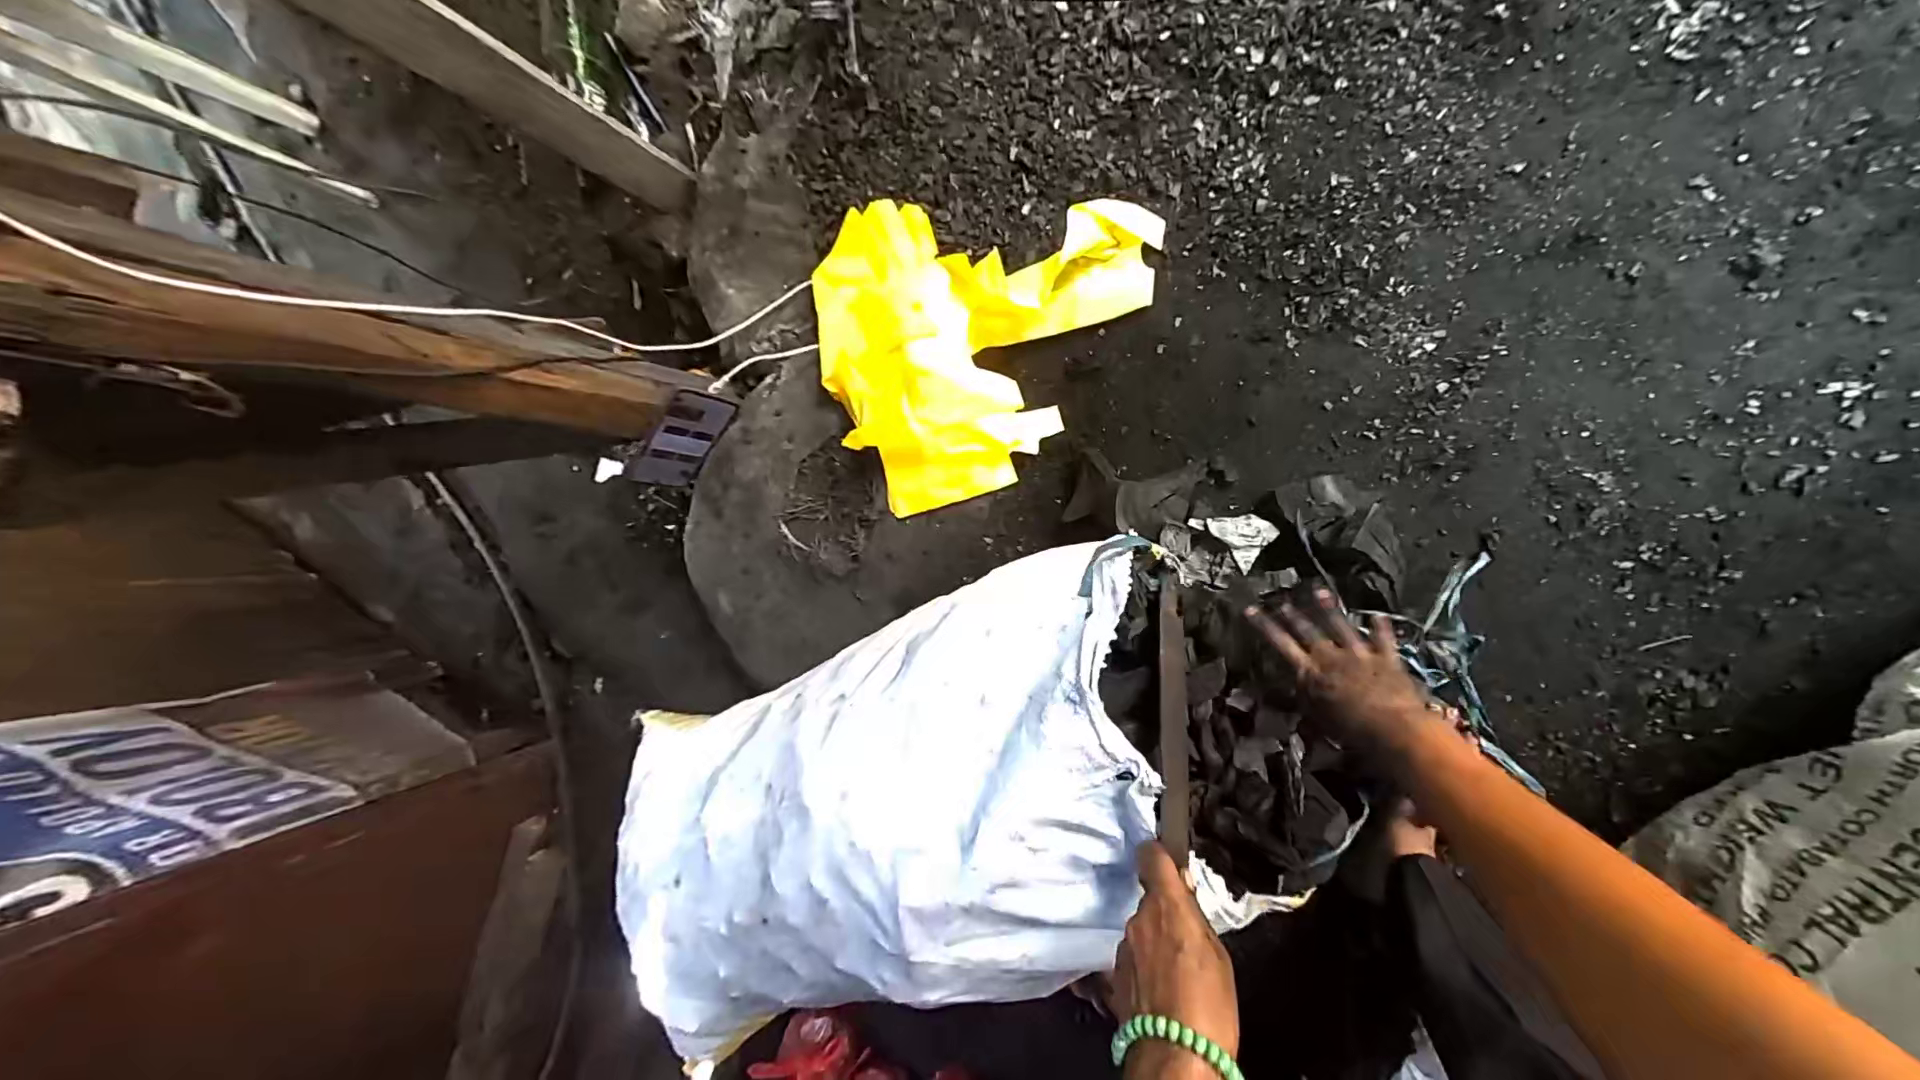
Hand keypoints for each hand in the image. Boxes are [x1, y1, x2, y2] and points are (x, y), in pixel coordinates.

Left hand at [1112, 842, 1237, 1075]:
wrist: (1175, 1055)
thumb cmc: (1210, 1005)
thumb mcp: (1218, 956)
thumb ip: (1196, 920)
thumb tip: (1183, 896)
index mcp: (1166, 905)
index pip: (1151, 856)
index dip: (1158, 855)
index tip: (1167, 861)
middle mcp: (1138, 918)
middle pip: (1149, 901)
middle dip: (1164, 914)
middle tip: (1185, 940)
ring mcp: (1122, 946)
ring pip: (1140, 931)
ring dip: (1153, 942)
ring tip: (1175, 973)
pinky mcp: (1113, 974)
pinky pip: (1132, 958)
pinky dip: (1144, 966)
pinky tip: (1159, 989)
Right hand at [1244, 588, 1432, 758]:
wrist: (1394, 729)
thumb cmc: (1350, 731)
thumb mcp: (1314, 720)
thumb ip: (1299, 701)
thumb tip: (1278, 692)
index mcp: (1310, 672)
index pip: (1280, 643)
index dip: (1264, 626)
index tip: (1251, 610)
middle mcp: (1331, 657)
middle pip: (1308, 630)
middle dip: (1293, 615)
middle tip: (1282, 601)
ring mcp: (1360, 655)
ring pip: (1341, 626)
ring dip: (1329, 609)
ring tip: (1320, 592)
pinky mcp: (1387, 660)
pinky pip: (1383, 640)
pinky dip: (1381, 627)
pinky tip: (1380, 615)